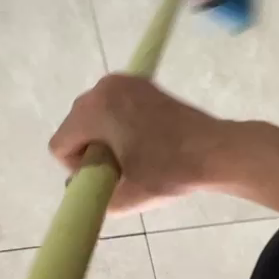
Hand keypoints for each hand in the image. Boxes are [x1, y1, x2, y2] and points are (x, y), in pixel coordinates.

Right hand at [49, 75, 231, 212]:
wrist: (217, 150)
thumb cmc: (170, 172)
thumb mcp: (126, 197)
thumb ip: (90, 197)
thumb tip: (79, 186)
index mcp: (93, 110)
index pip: (61, 145)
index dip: (78, 167)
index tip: (108, 175)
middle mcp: (104, 88)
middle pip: (77, 127)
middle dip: (92, 149)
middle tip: (124, 166)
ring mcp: (126, 82)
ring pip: (96, 117)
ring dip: (108, 137)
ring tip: (137, 154)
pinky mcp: (144, 84)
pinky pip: (116, 108)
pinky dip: (122, 124)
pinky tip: (146, 140)